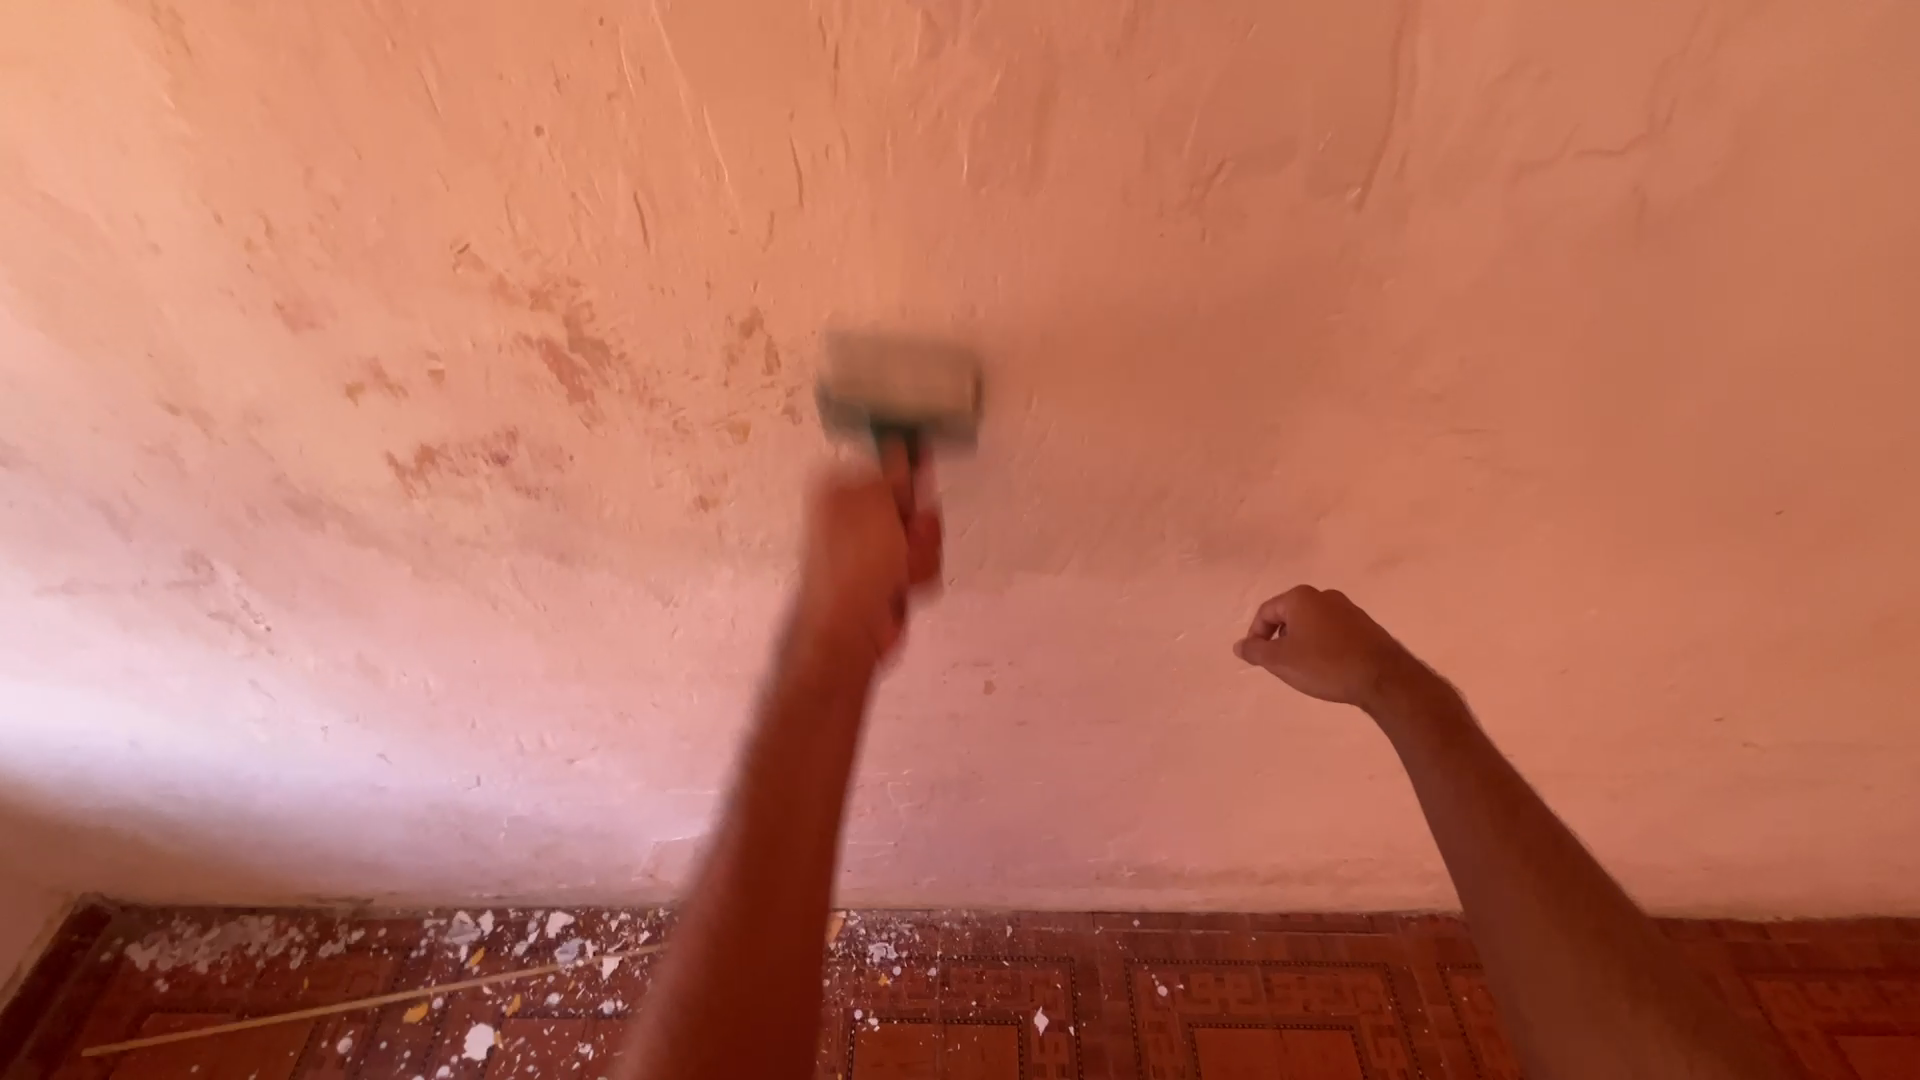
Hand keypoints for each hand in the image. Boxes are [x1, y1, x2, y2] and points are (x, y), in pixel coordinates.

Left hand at [792, 444, 942, 661]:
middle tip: (908, 536)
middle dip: (919, 523)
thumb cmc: (855, 564)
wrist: (852, 627)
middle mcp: (854, 516)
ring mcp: (873, 549)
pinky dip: (919, 575)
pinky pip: (922, 563)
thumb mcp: (876, 499)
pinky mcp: (890, 576)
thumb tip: (901, 442)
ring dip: (921, 553)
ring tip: (902, 570)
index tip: (922, 480)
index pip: (889, 464)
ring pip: (923, 535)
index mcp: (839, 487)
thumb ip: (894, 469)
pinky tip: (903, 587)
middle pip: (912, 502)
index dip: (909, 474)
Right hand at [1233, 586, 1428, 712]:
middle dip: (1279, 639)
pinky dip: (1323, 646)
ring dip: (1302, 643)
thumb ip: (1255, 651)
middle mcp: (1324, 597)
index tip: (1257, 658)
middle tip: (1279, 664)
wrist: (1384, 678)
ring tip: (1303, 668)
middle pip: (1289, 615)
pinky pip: (1333, 632)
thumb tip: (1240, 646)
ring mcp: (1349, 610)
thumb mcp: (1280, 661)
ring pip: (1312, 624)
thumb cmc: (1324, 664)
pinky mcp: (1366, 626)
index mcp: (1300, 598)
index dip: (1256, 636)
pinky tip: (1327, 667)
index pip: (1266, 612)